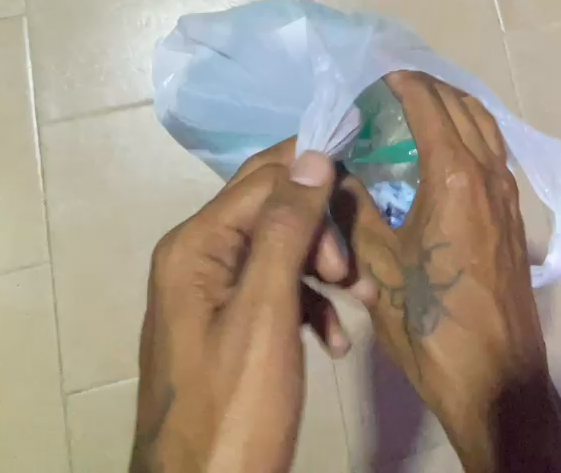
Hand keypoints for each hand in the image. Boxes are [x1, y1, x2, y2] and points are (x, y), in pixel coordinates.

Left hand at [132, 140, 375, 472]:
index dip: (315, 183)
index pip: (264, 178)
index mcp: (196, 244)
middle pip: (272, 208)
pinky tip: (338, 338)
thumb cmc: (235, 406)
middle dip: (323, 228)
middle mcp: (198, 256)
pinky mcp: (228, 324)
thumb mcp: (266, 313)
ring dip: (325, 268)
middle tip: (357, 268)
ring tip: (363, 301)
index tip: (364, 202)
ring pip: (281, 249)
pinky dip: (311, 304)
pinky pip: (277, 289)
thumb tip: (313, 154)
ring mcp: (211, 292)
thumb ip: (287, 229)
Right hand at [337, 72, 560, 472]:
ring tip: (422, 106)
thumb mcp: (377, 266)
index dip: (404, 84)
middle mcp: (487, 174)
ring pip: (486, 126)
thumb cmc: (431, 322)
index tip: (378, 76)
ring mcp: (507, 195)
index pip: (429, 106)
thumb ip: (354, 210)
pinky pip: (494, 151)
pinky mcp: (513, 216)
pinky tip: (446, 150)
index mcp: (453, 176)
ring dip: (455, 105)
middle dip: (430, 87)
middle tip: (394, 86)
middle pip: (462, 106)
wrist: (495, 379)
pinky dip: (471, 132)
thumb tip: (334, 173)